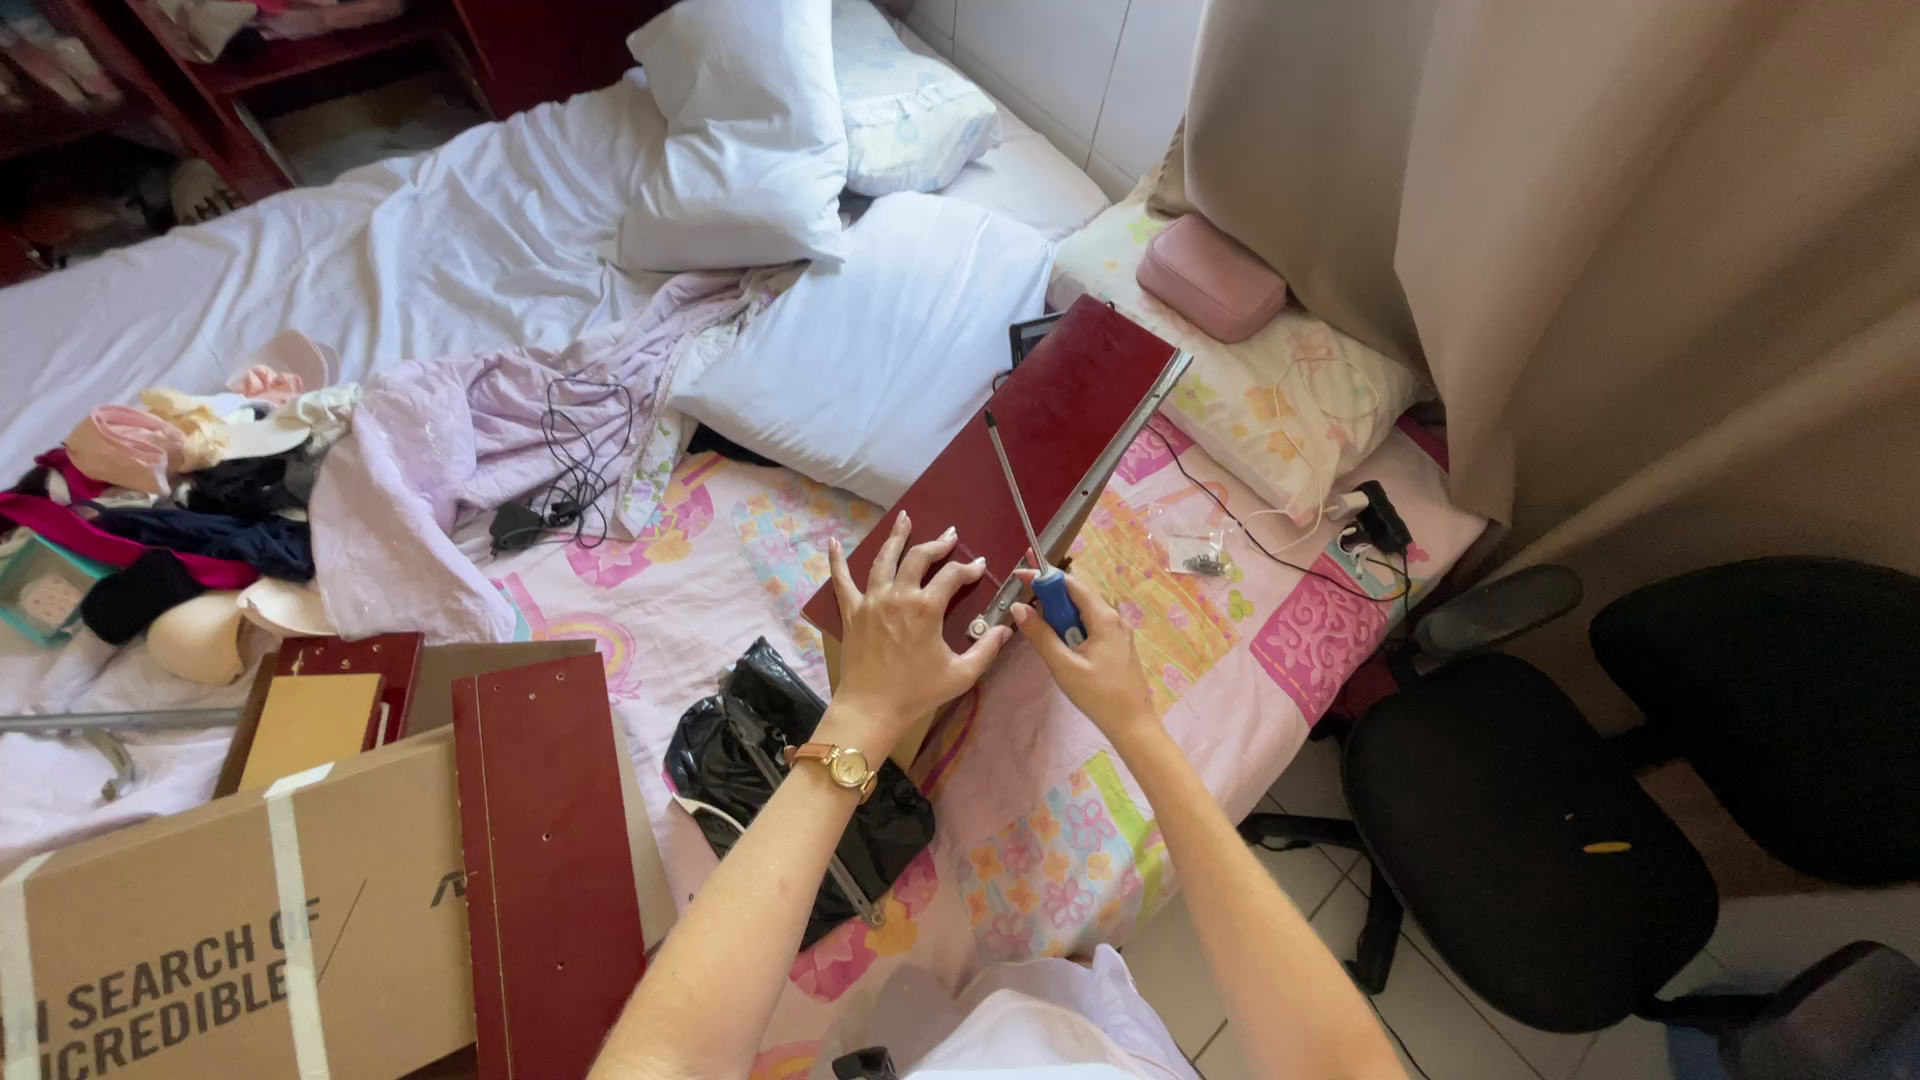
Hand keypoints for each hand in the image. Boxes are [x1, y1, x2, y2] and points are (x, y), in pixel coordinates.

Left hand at [823, 512, 1011, 755]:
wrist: (872, 707)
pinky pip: (842, 581)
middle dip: (937, 543)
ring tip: (904, 519)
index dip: (968, 568)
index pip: (952, 576)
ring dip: (896, 537)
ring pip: (884, 560)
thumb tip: (1006, 629)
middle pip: (919, 557)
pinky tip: (834, 542)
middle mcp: (898, 596)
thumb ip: (986, 649)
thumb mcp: (961, 674)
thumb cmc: (917, 692)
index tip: (978, 567)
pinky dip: (837, 560)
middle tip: (949, 536)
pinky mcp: (852, 612)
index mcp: (926, 608)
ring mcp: (872, 601)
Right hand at [1011, 567, 1159, 744]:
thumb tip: (1019, 608)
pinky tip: (1061, 642)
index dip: (1045, 577)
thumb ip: (1041, 635)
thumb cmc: (1098, 696)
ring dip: (1060, 613)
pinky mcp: (1117, 644)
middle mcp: (1114, 618)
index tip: (1021, 575)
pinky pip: (1090, 624)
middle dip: (1050, 596)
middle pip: (1077, 594)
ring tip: (1041, 627)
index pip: (1071, 584)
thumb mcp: (1064, 666)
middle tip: (1026, 606)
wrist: (1133, 724)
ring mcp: (1118, 631)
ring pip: (1083, 610)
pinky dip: (1072, 625)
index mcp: (1104, 618)